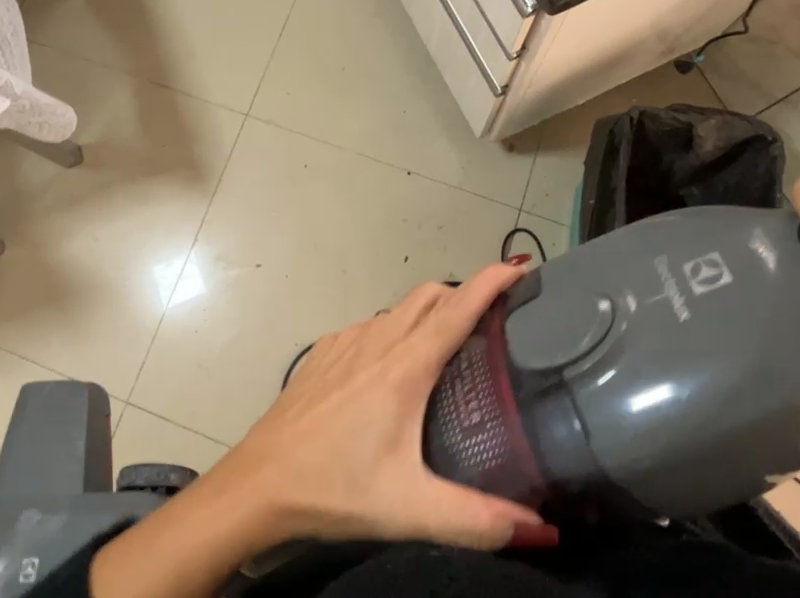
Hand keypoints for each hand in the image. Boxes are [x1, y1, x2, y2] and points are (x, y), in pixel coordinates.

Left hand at [204, 262, 547, 549]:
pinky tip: (396, 370)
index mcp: (404, 366)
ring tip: (453, 346)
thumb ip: (478, 520)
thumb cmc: (334, 488)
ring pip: (399, 309)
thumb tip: (541, 531)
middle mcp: (376, 341)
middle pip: (430, 296)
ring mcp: (344, 342)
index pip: (458, 307)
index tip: (523, 267)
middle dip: (466, 293)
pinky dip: (396, 331)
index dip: (493, 281)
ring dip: (431, 313)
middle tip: (497, 319)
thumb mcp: (411, 509)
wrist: (257, 483)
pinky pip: (371, 327)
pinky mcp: (322, 353)